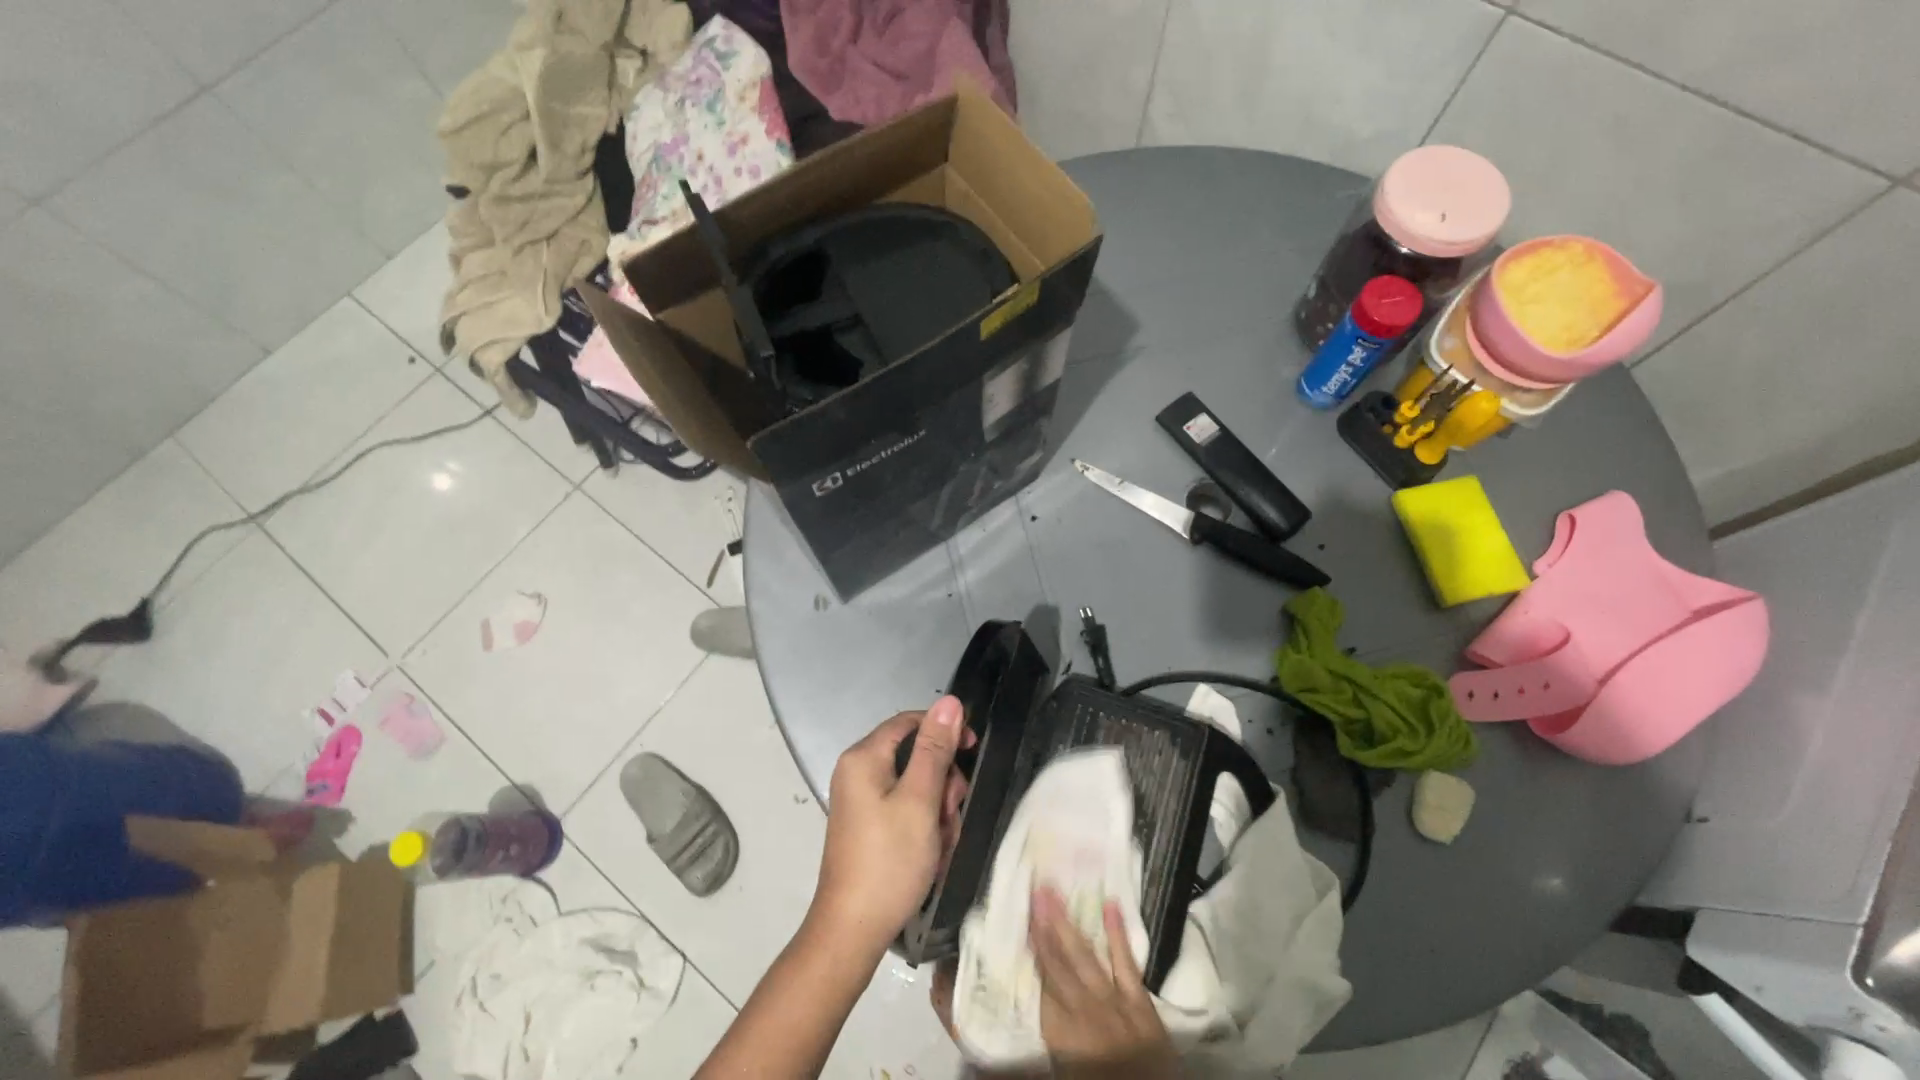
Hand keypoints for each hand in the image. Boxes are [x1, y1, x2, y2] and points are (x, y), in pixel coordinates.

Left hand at [810, 696, 971, 953]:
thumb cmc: (889, 860)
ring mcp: (862, 803)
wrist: (854, 928)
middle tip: (948, 814)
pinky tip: (932, 854)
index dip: (944, 731)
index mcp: (863, 758)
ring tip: (940, 843)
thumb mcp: (920, 801)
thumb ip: (935, 750)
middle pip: (915, 756)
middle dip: (942, 784)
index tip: (973, 752)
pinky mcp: (870, 828)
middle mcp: (858, 773)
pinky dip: (925, 828)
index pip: (910, 722)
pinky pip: (907, 812)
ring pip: (917, 788)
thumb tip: (949, 701)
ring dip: (938, 811)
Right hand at [1031, 888, 1179, 1078]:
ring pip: (1086, 958)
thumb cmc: (1099, 1079)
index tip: (1019, 918)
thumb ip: (1034, 1048)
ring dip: (1068, 924)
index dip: (1029, 950)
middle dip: (1045, 926)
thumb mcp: (1061, 1069)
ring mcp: (1114, 1004)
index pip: (1039, 985)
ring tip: (1054, 893)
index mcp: (1061, 1032)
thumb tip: (1003, 1032)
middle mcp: (1084, 1012)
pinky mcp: (1140, 1002)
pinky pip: (1126, 964)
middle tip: (1035, 891)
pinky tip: (1111, 905)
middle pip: (1058, 964)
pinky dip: (1118, 934)